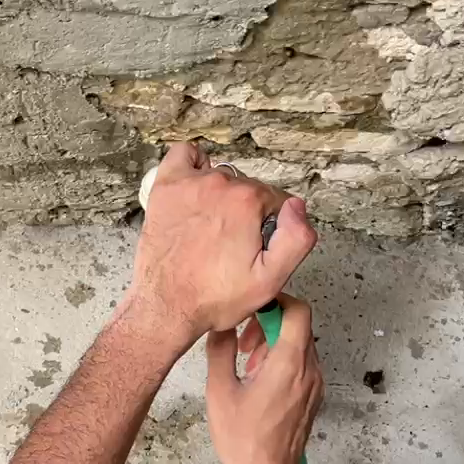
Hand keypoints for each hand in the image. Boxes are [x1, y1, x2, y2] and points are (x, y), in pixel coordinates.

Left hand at [121, 143, 316, 347]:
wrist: (167, 307)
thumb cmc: (213, 297)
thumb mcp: (270, 280)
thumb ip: (297, 239)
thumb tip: (297, 207)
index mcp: (248, 202)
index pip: (276, 202)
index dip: (271, 228)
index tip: (256, 248)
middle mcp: (220, 185)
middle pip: (249, 190)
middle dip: (246, 215)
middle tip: (232, 247)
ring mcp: (190, 184)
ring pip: (221, 178)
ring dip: (222, 198)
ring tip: (211, 231)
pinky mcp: (166, 189)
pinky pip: (184, 156)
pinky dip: (193, 167)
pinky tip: (196, 189)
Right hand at [205, 294, 323, 463]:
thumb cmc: (243, 440)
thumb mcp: (220, 391)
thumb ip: (220, 351)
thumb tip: (220, 326)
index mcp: (289, 363)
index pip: (298, 310)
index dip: (276, 301)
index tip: (252, 310)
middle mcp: (310, 370)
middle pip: (298, 327)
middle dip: (268, 326)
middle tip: (242, 344)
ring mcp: (315, 385)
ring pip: (300, 346)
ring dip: (273, 345)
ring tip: (247, 366)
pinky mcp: (313, 398)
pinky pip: (302, 366)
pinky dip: (282, 363)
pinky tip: (258, 383)